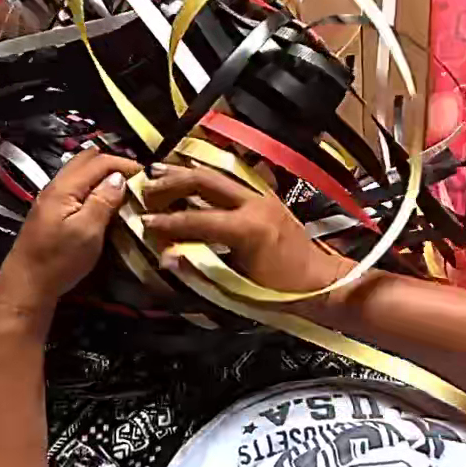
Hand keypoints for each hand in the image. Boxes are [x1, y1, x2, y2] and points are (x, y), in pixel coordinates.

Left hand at [0, 149, 141, 312]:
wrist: (27, 285)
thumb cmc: (59, 260)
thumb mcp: (87, 231)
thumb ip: (103, 201)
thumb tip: (118, 177)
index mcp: (64, 188)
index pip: (98, 162)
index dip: (123, 163)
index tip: (145, 174)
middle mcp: (55, 186)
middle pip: (85, 160)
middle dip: (111, 163)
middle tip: (134, 176)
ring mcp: (50, 198)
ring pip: (79, 172)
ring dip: (101, 173)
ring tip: (123, 185)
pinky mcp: (50, 211)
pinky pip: (75, 186)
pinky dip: (92, 185)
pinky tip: (102, 198)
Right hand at [139, 164, 352, 295]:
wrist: (323, 283)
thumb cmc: (282, 293)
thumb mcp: (239, 289)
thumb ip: (200, 269)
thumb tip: (166, 256)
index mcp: (248, 228)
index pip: (196, 219)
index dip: (166, 222)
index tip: (142, 222)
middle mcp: (254, 203)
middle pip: (203, 182)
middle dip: (170, 183)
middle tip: (144, 188)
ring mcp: (262, 196)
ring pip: (216, 175)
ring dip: (185, 173)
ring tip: (158, 173)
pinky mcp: (266, 196)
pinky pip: (229, 181)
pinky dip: (205, 178)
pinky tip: (189, 178)